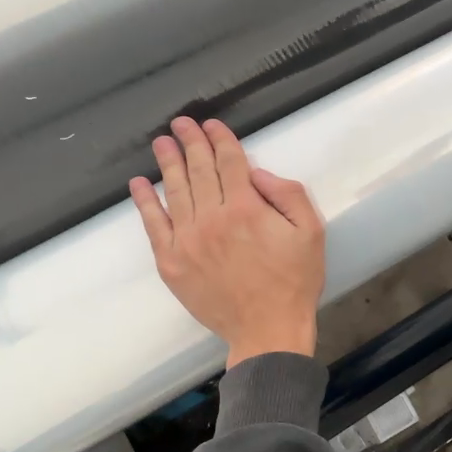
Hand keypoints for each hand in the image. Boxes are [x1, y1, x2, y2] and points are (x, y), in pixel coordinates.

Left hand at [130, 117, 325, 367]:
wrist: (267, 328)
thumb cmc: (296, 280)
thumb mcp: (312, 232)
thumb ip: (289, 196)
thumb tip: (257, 174)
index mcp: (246, 209)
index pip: (230, 164)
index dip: (220, 140)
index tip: (211, 124)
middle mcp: (211, 219)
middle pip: (198, 172)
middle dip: (190, 143)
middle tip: (181, 123)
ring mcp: (186, 240)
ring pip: (173, 192)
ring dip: (167, 163)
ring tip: (162, 142)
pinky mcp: (170, 262)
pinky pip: (153, 225)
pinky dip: (144, 202)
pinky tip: (140, 185)